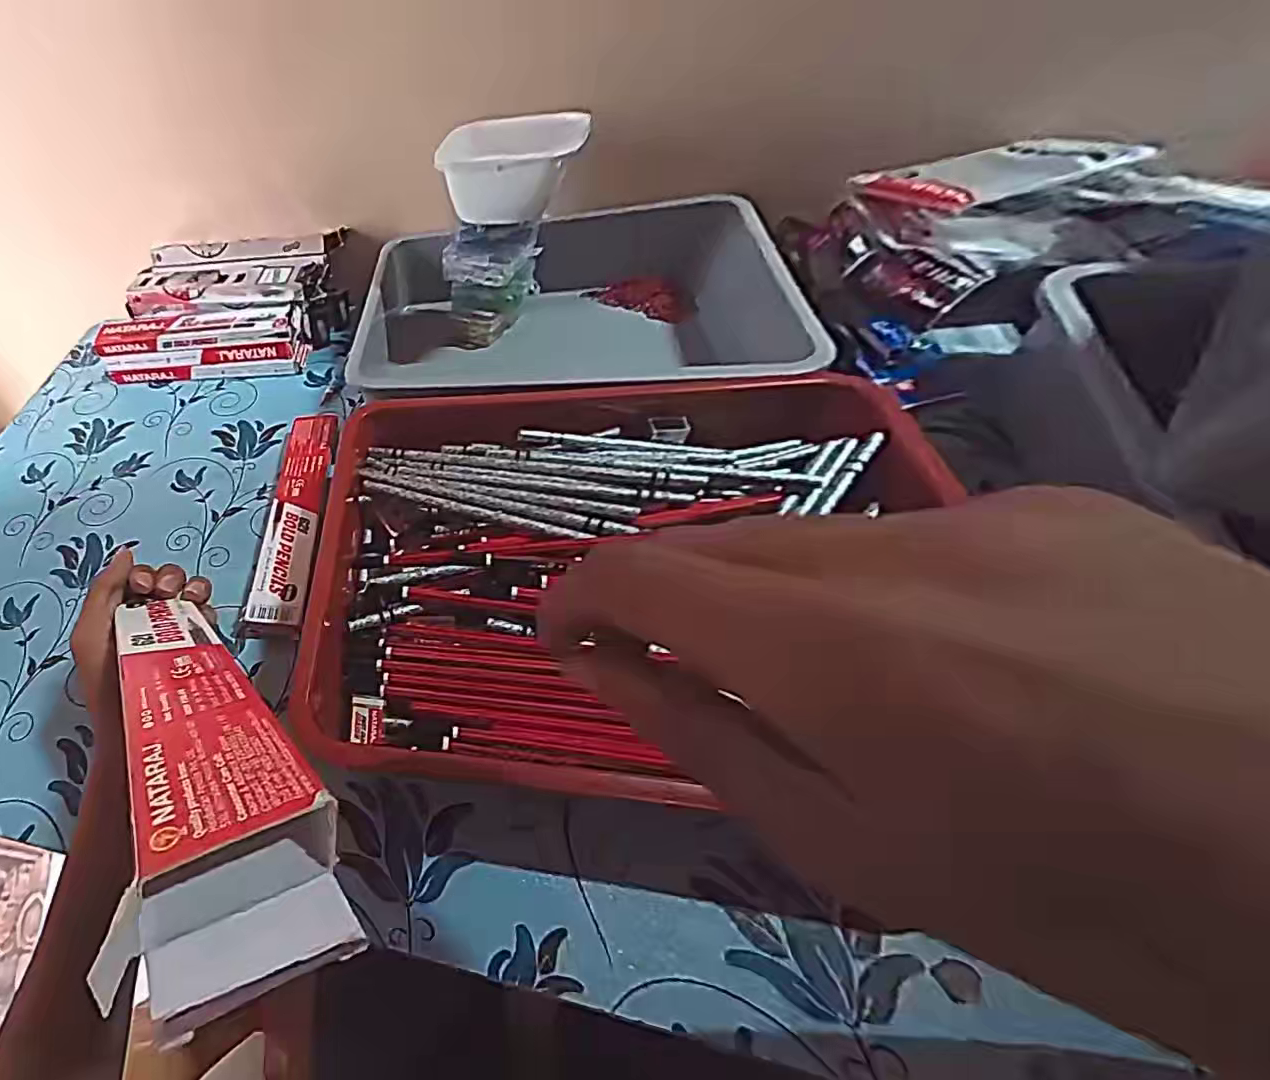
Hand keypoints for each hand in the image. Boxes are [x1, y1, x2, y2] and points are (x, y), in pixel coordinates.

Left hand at [70, 549, 214, 726]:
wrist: (136, 730)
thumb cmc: (106, 687)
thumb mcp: (89, 635)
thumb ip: (102, 590)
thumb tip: (127, 554)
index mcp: (121, 613)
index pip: (139, 578)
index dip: (143, 576)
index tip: (142, 590)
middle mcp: (150, 620)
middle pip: (168, 580)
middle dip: (169, 578)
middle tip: (164, 595)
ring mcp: (177, 633)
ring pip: (192, 594)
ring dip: (192, 588)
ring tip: (187, 602)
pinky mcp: (199, 647)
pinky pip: (209, 618)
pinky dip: (208, 610)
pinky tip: (202, 618)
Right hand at [539, 486, 1269, 1074]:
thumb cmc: (1088, 908)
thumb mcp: (841, 843)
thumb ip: (691, 730)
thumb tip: (595, 662)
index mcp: (834, 652)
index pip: (634, 571)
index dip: (574, 597)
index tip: (565, 638)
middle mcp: (895, 552)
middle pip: (705, 543)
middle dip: (657, 600)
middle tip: (671, 667)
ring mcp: (987, 514)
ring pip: (794, 536)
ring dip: (756, 596)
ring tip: (817, 677)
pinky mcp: (1061, 506)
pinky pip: (893, 536)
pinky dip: (855, 585)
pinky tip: (938, 652)